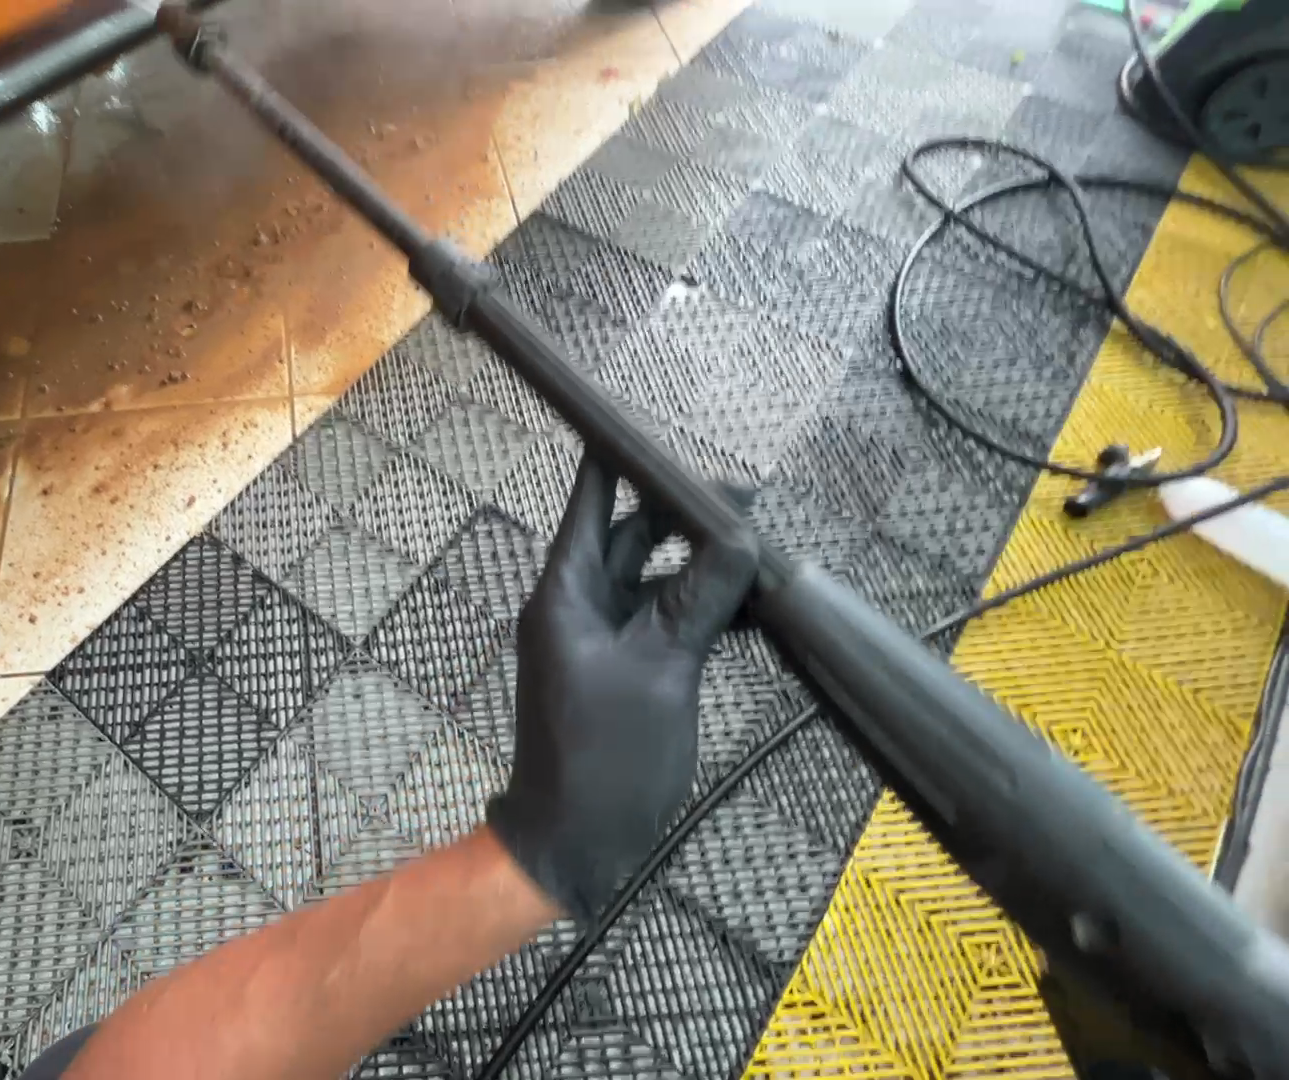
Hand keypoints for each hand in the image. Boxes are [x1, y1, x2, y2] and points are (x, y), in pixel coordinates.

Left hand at [486, 452, 756, 923]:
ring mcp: (598, 634)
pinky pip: (659, 619)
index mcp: (566, 591)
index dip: (612, 462)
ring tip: (763, 554)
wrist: (577, 834)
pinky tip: (750, 609)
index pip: (588, 505)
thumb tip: (741, 538)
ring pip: (651, 580)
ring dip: (699, 568)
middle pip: (629, 538)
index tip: (643, 423)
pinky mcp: (621, 663)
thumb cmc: (605, 754)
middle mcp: (577, 602)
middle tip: (748, 502)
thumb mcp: (662, 670)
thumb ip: (700, 601)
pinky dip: (697, 610)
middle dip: (682, 518)